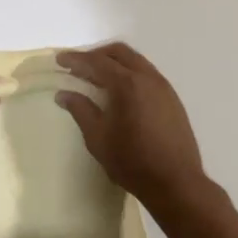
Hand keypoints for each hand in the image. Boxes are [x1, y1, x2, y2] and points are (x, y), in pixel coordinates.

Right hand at [57, 43, 207, 207]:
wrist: (177, 184)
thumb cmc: (132, 162)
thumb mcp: (98, 138)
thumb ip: (81, 110)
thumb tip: (63, 94)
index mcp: (128, 84)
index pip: (97, 62)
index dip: (76, 59)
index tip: (60, 60)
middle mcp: (148, 78)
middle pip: (120, 52)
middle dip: (97, 54)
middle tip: (79, 66)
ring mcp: (164, 87)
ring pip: (136, 61)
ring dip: (115, 63)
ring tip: (97, 78)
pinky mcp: (173, 99)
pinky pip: (147, 74)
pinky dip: (129, 74)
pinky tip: (121, 93)